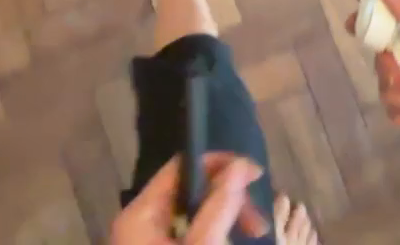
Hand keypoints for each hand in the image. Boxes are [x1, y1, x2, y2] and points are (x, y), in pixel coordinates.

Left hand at [109, 154, 270, 243]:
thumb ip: (219, 207)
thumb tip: (240, 165)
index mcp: (140, 214)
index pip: (182, 166)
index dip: (219, 163)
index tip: (256, 175)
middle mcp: (140, 223)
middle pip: (191, 191)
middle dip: (229, 200)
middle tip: (259, 226)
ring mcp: (149, 244)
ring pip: (195, 215)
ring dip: (226, 221)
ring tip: (253, 236)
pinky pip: (191, 237)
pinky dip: (214, 238)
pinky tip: (233, 244)